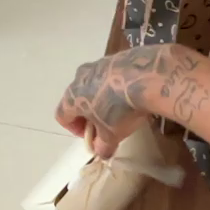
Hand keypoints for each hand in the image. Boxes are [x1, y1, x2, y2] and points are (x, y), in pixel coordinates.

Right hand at [57, 45, 209, 157]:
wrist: (147, 78)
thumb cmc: (121, 110)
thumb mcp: (112, 135)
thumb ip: (103, 146)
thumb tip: (102, 152)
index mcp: (72, 97)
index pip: (62, 116)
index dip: (74, 130)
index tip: (92, 137)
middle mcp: (80, 77)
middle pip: (77, 99)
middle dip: (89, 114)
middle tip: (106, 125)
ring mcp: (98, 64)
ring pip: (94, 85)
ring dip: (102, 99)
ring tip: (121, 109)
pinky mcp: (117, 57)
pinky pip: (110, 76)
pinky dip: (116, 86)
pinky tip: (132, 95)